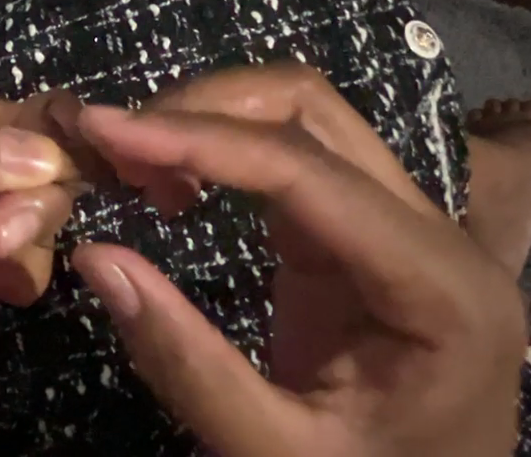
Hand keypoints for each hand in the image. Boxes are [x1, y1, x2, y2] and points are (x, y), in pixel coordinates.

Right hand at [65, 65, 527, 456]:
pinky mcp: (357, 224)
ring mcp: (397, 219)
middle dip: (201, 107)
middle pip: (310, 109)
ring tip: (135, 163)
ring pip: (297, 113)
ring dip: (207, 116)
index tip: (102, 128)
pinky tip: (173, 180)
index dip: (196, 137)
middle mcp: (431, 230)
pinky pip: (285, 150)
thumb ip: (187, 363)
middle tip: (115, 147)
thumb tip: (92, 255)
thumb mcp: (278, 456)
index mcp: (438, 287)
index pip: (303, 169)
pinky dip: (217, 144)